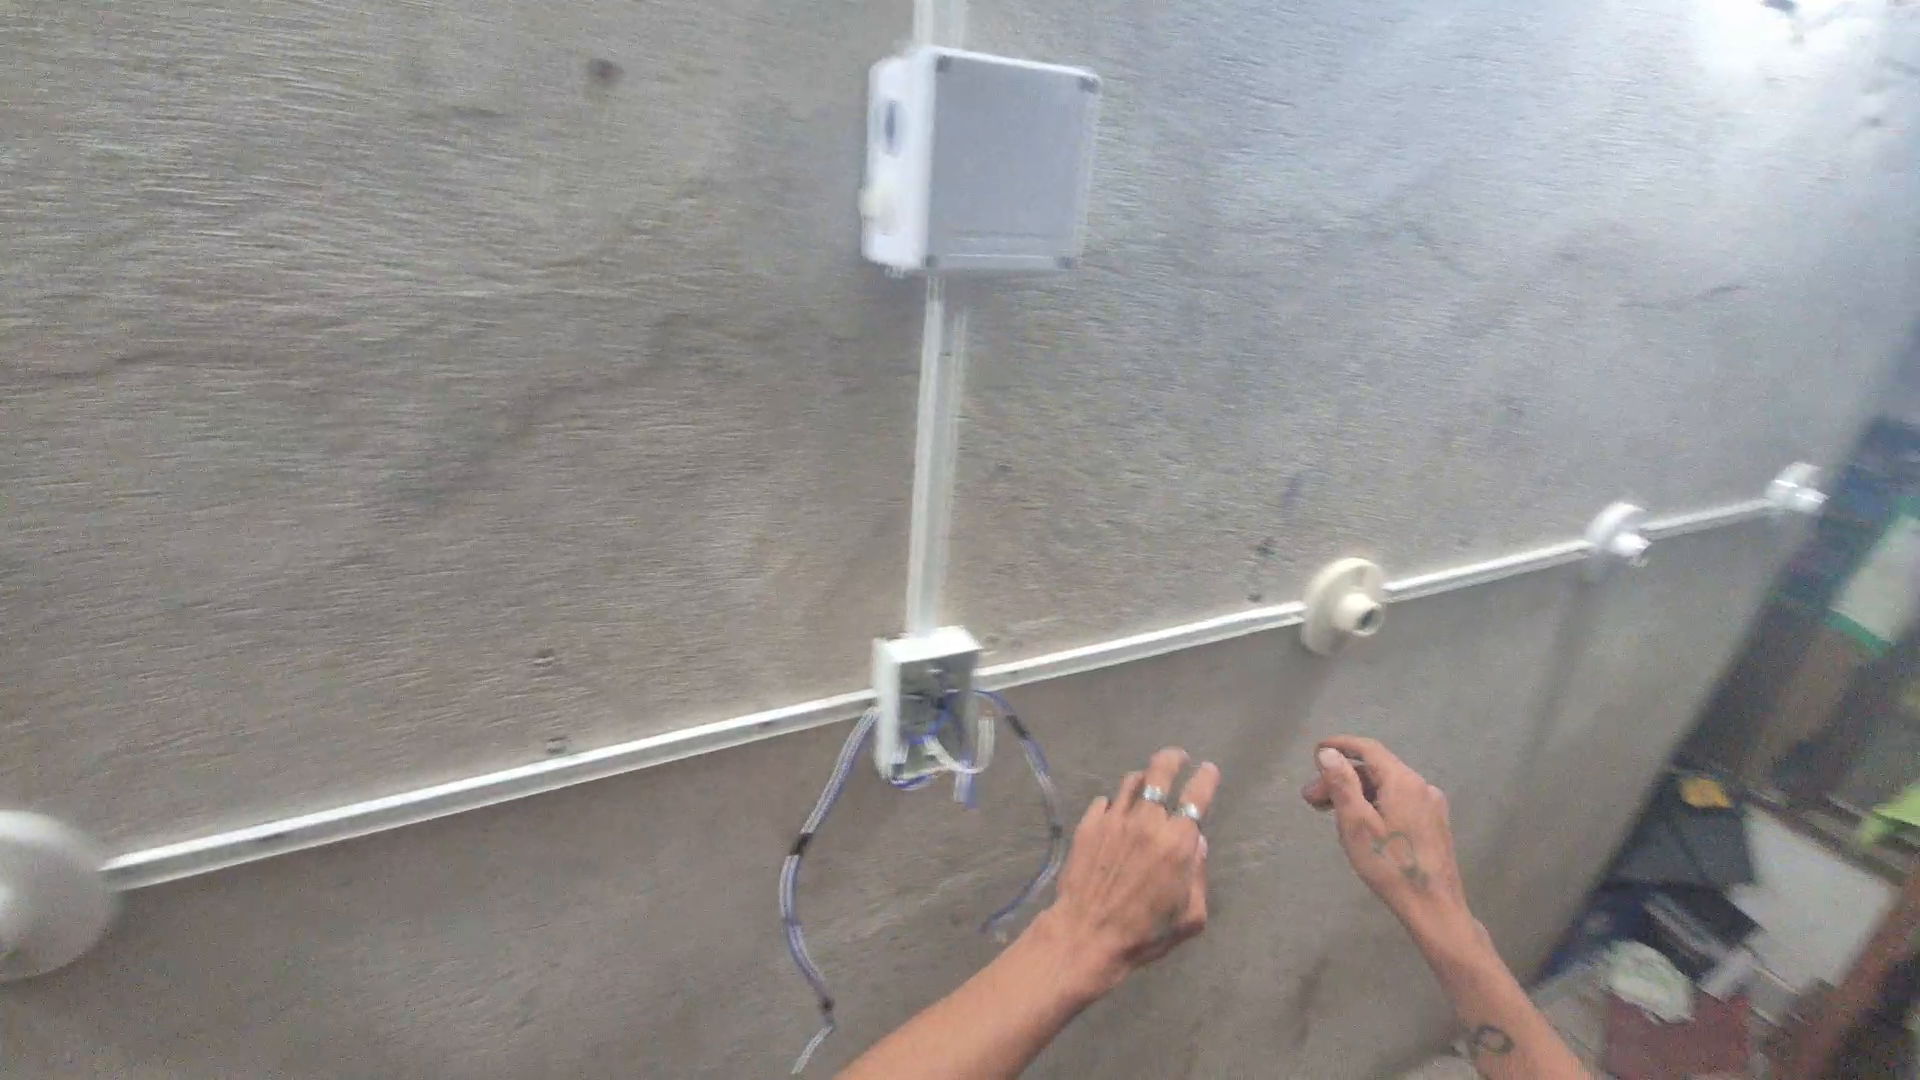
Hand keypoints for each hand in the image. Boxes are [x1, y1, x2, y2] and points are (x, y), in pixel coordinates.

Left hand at [1039, 747, 1219, 998]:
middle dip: (1173, 758)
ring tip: (1146, 784)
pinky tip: (1114, 813)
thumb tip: (1198, 842)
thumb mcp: (1191, 917)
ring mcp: (1114, 819)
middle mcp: (1146, 821)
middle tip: (1178, 757)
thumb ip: (1199, 875)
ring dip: (1143, 779)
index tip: (1208, 769)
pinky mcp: (1088, 824)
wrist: (1088, 934)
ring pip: (1130, 782)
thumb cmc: (1145, 933)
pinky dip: (1114, 804)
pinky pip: (1104, 801)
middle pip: (1160, 772)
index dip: (1206, 778)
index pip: (1197, 796)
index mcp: (1177, 842)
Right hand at [1301, 736, 1479, 950]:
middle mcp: (1421, 786)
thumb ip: (1341, 782)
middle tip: (1312, 798)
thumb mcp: (1355, 821)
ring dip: (1355, 793)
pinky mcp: (1434, 825)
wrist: (1434, 909)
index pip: (1368, 748)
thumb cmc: (1389, 864)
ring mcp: (1431, 806)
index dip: (1339, 745)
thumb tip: (1328, 752)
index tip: (1315, 751)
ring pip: (1386, 787)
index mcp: (1403, 781)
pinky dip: (1374, 803)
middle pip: (1375, 770)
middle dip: (1340, 778)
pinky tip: (1361, 824)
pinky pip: (1398, 801)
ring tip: (1330, 813)